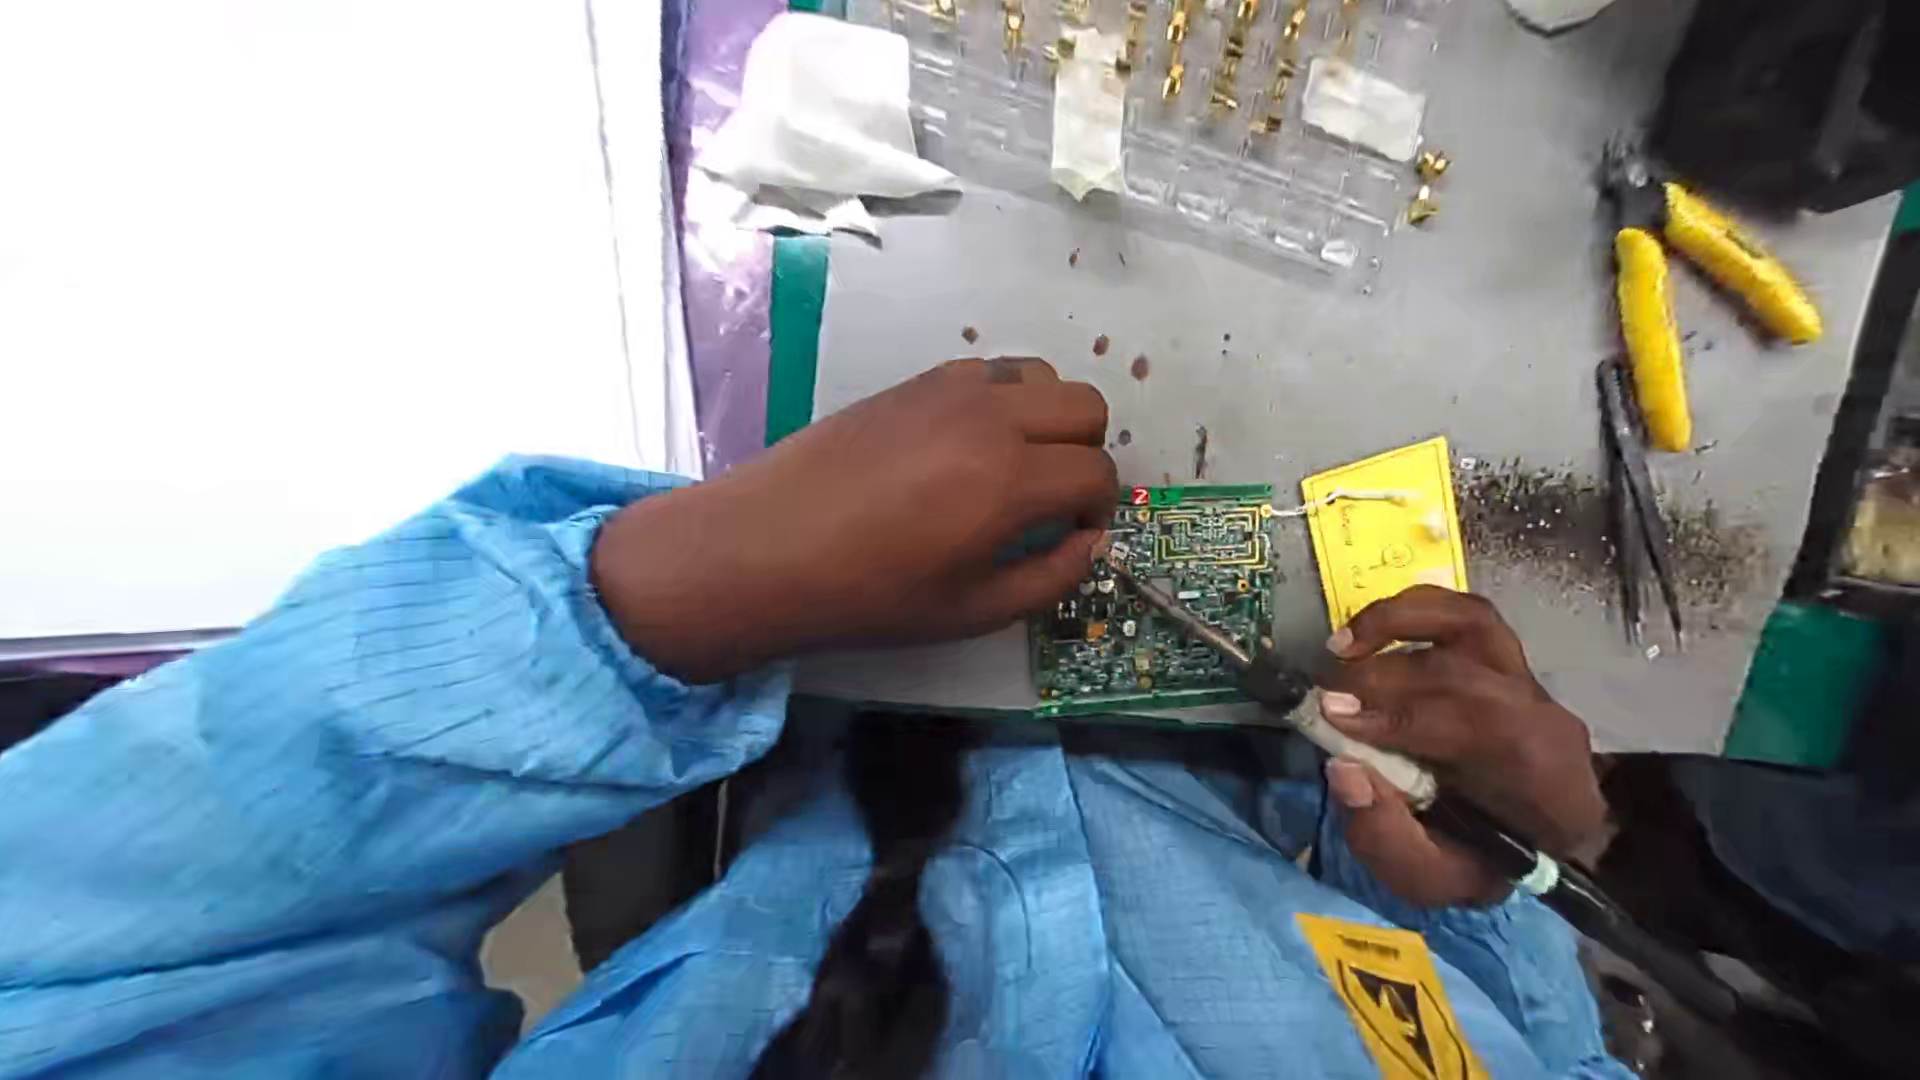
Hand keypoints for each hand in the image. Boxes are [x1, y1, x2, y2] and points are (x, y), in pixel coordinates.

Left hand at [592, 358, 1114, 681]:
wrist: (768, 547)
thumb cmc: (871, 594)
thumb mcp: (973, 611)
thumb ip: (1051, 578)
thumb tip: (1091, 542)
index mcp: (1009, 479)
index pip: (1098, 472)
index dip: (1098, 508)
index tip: (1073, 532)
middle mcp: (990, 416)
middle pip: (1086, 405)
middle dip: (1086, 453)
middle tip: (1052, 496)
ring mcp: (949, 389)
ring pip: (1041, 375)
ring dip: (1048, 418)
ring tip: (1015, 464)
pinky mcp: (914, 381)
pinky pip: (987, 370)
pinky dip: (1002, 399)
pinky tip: (967, 442)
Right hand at [1315, 586, 1607, 906]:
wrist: (1500, 839)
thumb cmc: (1463, 858)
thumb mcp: (1425, 878)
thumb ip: (1386, 837)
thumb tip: (1343, 767)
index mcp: (1547, 788)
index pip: (1490, 729)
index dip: (1407, 717)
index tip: (1337, 720)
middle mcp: (1548, 724)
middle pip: (1466, 675)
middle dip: (1383, 681)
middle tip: (1324, 698)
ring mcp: (1523, 682)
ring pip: (1470, 622)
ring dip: (1395, 625)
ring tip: (1339, 647)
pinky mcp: (1495, 657)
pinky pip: (1457, 611)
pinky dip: (1406, 610)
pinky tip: (1362, 632)